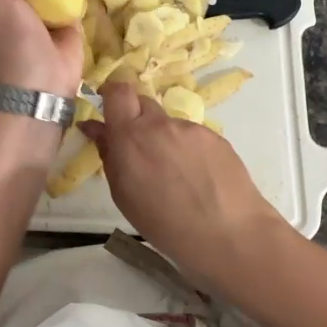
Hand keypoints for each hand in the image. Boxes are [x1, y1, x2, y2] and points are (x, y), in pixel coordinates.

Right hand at [79, 81, 282, 254]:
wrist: (231, 235)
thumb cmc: (165, 224)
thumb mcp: (124, 195)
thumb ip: (109, 155)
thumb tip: (96, 128)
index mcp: (131, 137)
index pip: (118, 91)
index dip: (112, 94)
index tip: (108, 109)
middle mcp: (160, 125)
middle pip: (142, 103)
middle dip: (135, 119)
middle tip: (139, 150)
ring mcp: (191, 130)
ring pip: (168, 125)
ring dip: (164, 140)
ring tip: (176, 176)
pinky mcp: (216, 138)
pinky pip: (192, 137)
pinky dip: (188, 151)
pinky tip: (197, 179)